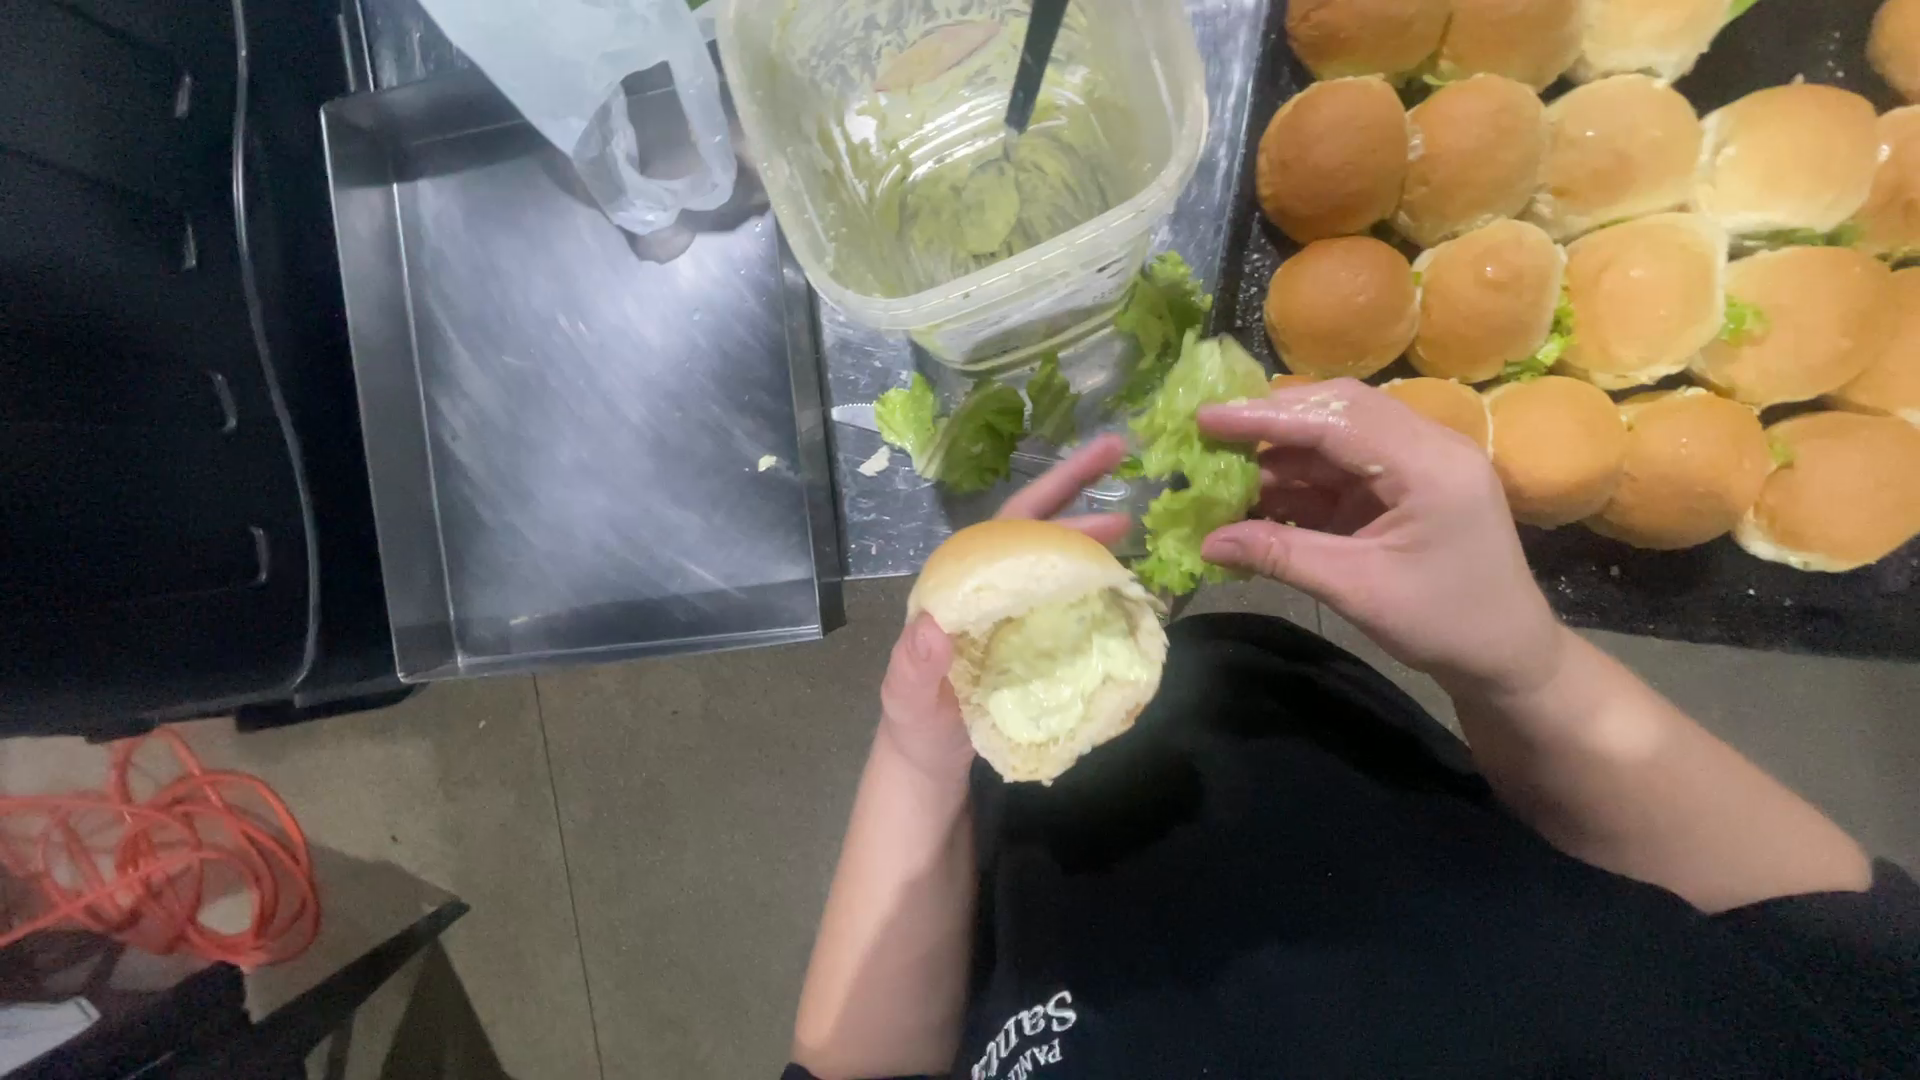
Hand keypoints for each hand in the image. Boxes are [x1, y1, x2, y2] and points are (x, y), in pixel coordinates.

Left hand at [878, 435, 1134, 780]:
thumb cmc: (916, 725)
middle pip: (1039, 532)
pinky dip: (1098, 594)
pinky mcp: (1038, 647)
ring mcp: (1017, 617)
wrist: (932, 765)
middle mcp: (991, 590)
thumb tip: (931, 624)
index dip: (1050, 493)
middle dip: (1079, 494)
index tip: (1092, 465)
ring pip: (1059, 567)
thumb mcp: (906, 698)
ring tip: (1135, 532)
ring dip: (1093, 544)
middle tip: (1126, 460)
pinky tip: (1126, 593)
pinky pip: (1071, 609)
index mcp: (962, 585)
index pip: (1009, 525)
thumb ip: (914, 666)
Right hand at [1195, 381, 1567, 696]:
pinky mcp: (1397, 488)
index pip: (1337, 419)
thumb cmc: (1445, 622)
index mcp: (1430, 464)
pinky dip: (1293, 481)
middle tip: (1209, 433)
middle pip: (1336, 410)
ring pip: (1332, 439)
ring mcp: (1412, 466)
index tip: (1206, 418)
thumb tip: (1206, 541)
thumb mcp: (1355, 588)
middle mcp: (1425, 448)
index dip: (1266, 417)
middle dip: (1270, 422)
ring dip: (1276, 455)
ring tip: (1220, 473)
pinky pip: (1336, 470)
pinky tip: (1253, 498)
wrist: (1506, 656)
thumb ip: (1280, 555)